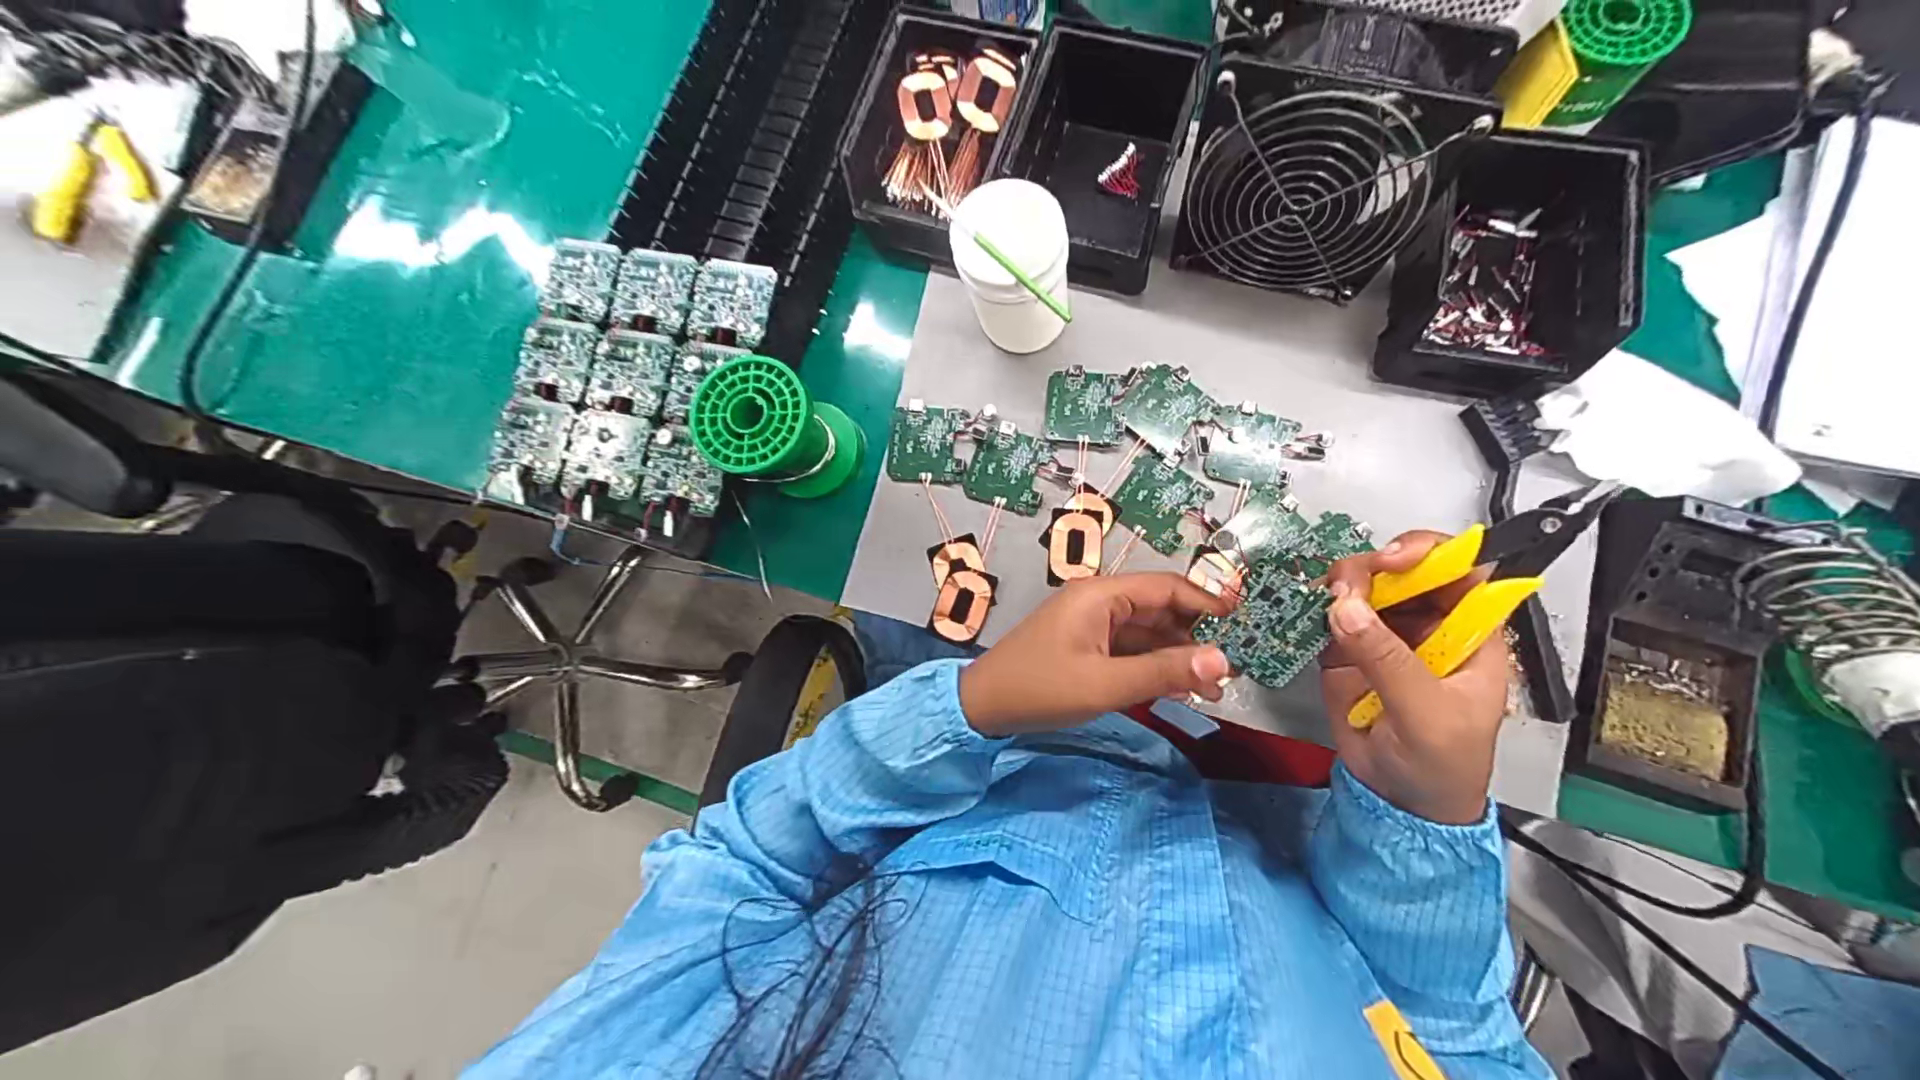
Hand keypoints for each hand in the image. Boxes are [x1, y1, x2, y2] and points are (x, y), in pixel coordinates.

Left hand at [959, 572, 1234, 736]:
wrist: (983, 706)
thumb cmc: (1041, 689)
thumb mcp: (1106, 685)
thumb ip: (1163, 672)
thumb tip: (1222, 661)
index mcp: (1100, 596)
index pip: (1165, 587)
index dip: (1206, 600)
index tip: (1243, 618)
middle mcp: (1097, 602)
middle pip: (1158, 608)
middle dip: (1195, 635)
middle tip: (1232, 665)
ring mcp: (1090, 624)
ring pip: (1146, 632)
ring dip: (1177, 655)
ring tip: (1213, 688)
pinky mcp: (1085, 645)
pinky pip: (1128, 648)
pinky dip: (1153, 665)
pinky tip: (1179, 687)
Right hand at [1319, 531, 1511, 824]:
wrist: (1398, 799)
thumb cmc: (1441, 762)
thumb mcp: (1427, 714)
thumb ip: (1388, 661)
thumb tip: (1344, 606)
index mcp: (1468, 635)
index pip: (1463, 573)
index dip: (1434, 554)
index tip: (1396, 559)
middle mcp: (1425, 624)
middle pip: (1405, 570)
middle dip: (1375, 566)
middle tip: (1346, 586)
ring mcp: (1382, 634)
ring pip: (1363, 585)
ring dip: (1341, 583)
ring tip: (1326, 602)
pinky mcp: (1344, 648)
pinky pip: (1329, 613)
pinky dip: (1314, 605)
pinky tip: (1307, 610)